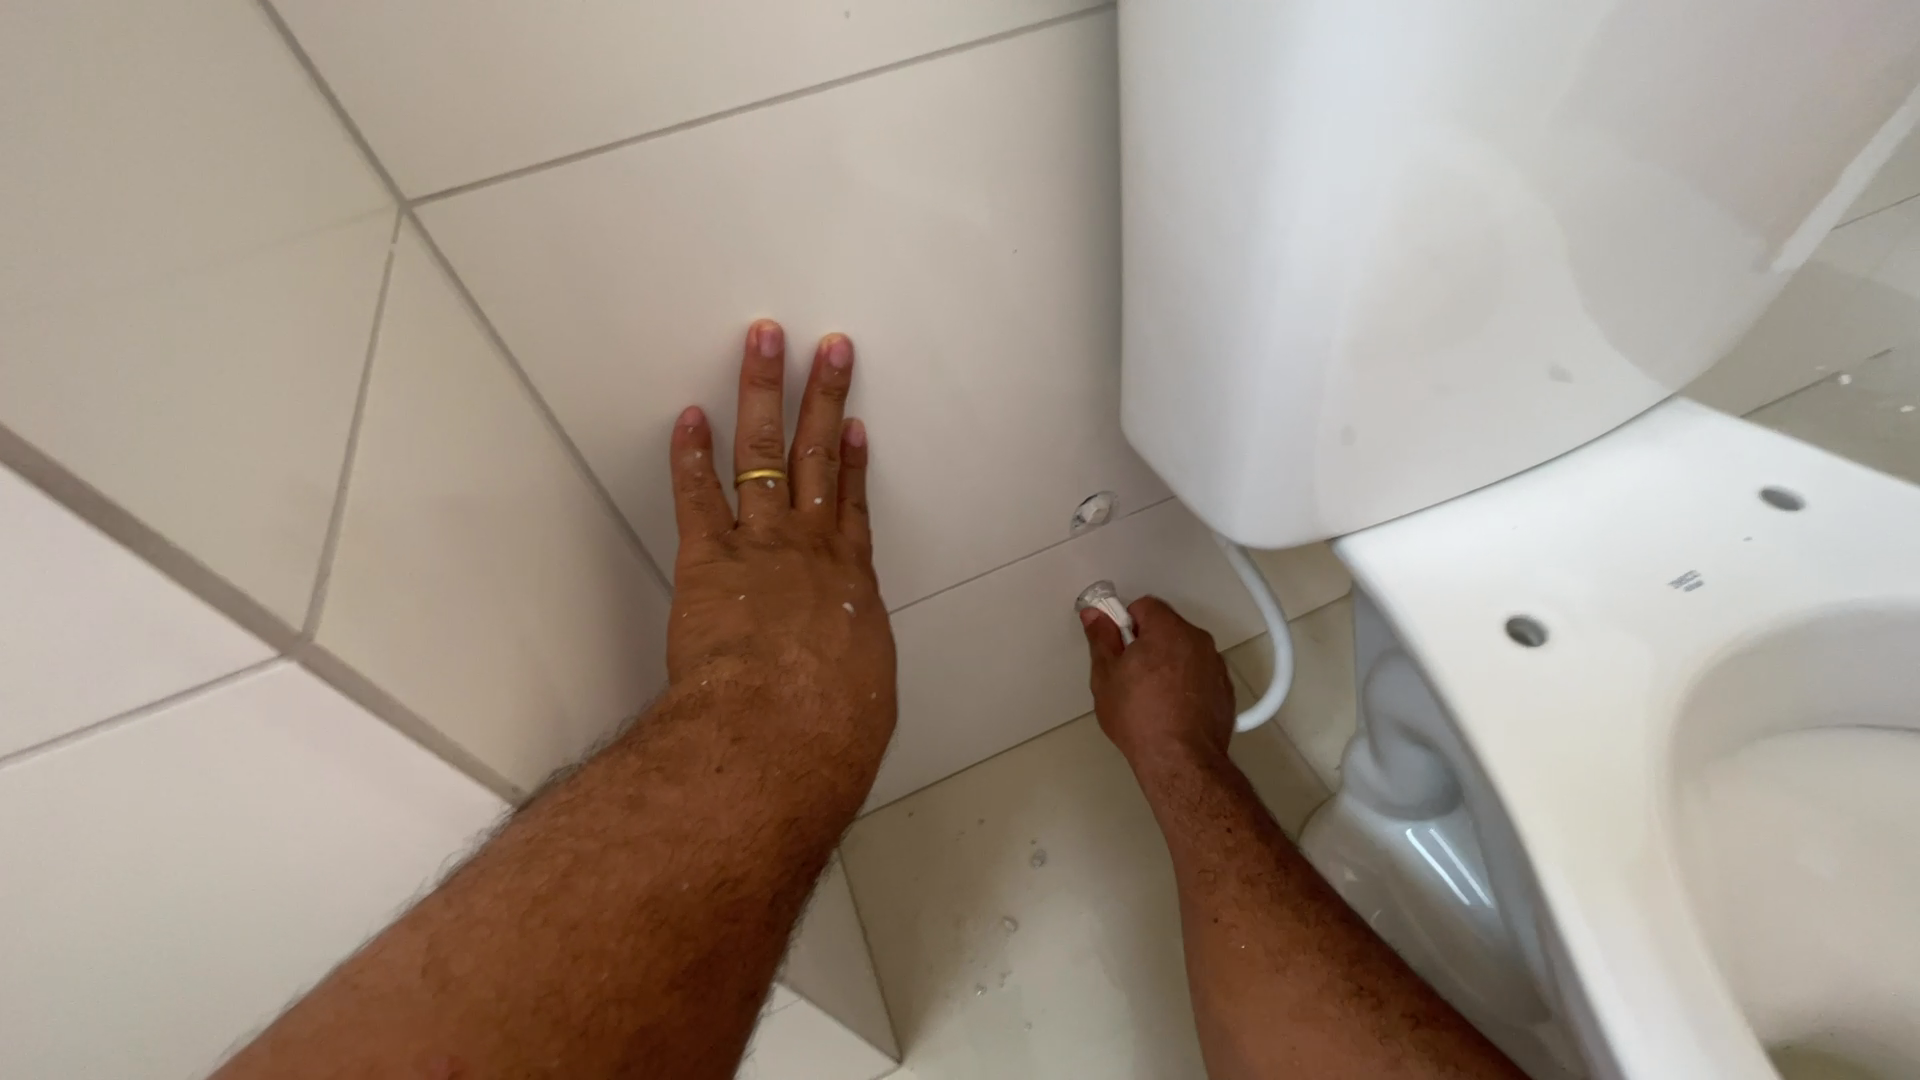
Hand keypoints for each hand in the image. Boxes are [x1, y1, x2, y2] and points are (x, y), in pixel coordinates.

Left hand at [666, 320, 895, 742]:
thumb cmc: (833, 725)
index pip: (853, 505)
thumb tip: (847, 669)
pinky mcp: (709, 558)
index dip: (854, 462)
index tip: (854, 425)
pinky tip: (689, 417)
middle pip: (818, 457)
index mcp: (850, 580)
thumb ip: (854, 664)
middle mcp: (811, 546)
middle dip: (824, 397)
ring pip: (765, 454)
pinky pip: (699, 496)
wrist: (783, 730)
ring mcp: (762, 544)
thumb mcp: (864, 692)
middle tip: (829, 348)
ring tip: (766, 344)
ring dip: (763, 394)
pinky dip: (691, 455)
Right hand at [1080, 597, 1236, 767]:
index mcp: (1167, 630)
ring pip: (1184, 650)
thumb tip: (1094, 615)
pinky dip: (1186, 681)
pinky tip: (1170, 706)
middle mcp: (1197, 641)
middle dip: (1147, 641)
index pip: (1145, 605)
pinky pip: (1200, 672)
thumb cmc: (1140, 718)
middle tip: (1129, 671)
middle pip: (1167, 626)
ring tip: (1150, 694)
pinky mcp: (1225, 689)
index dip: (1126, 621)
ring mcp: (1215, 665)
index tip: (1117, 643)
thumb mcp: (1106, 676)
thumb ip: (1100, 638)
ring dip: (1168, 661)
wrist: (1180, 761)